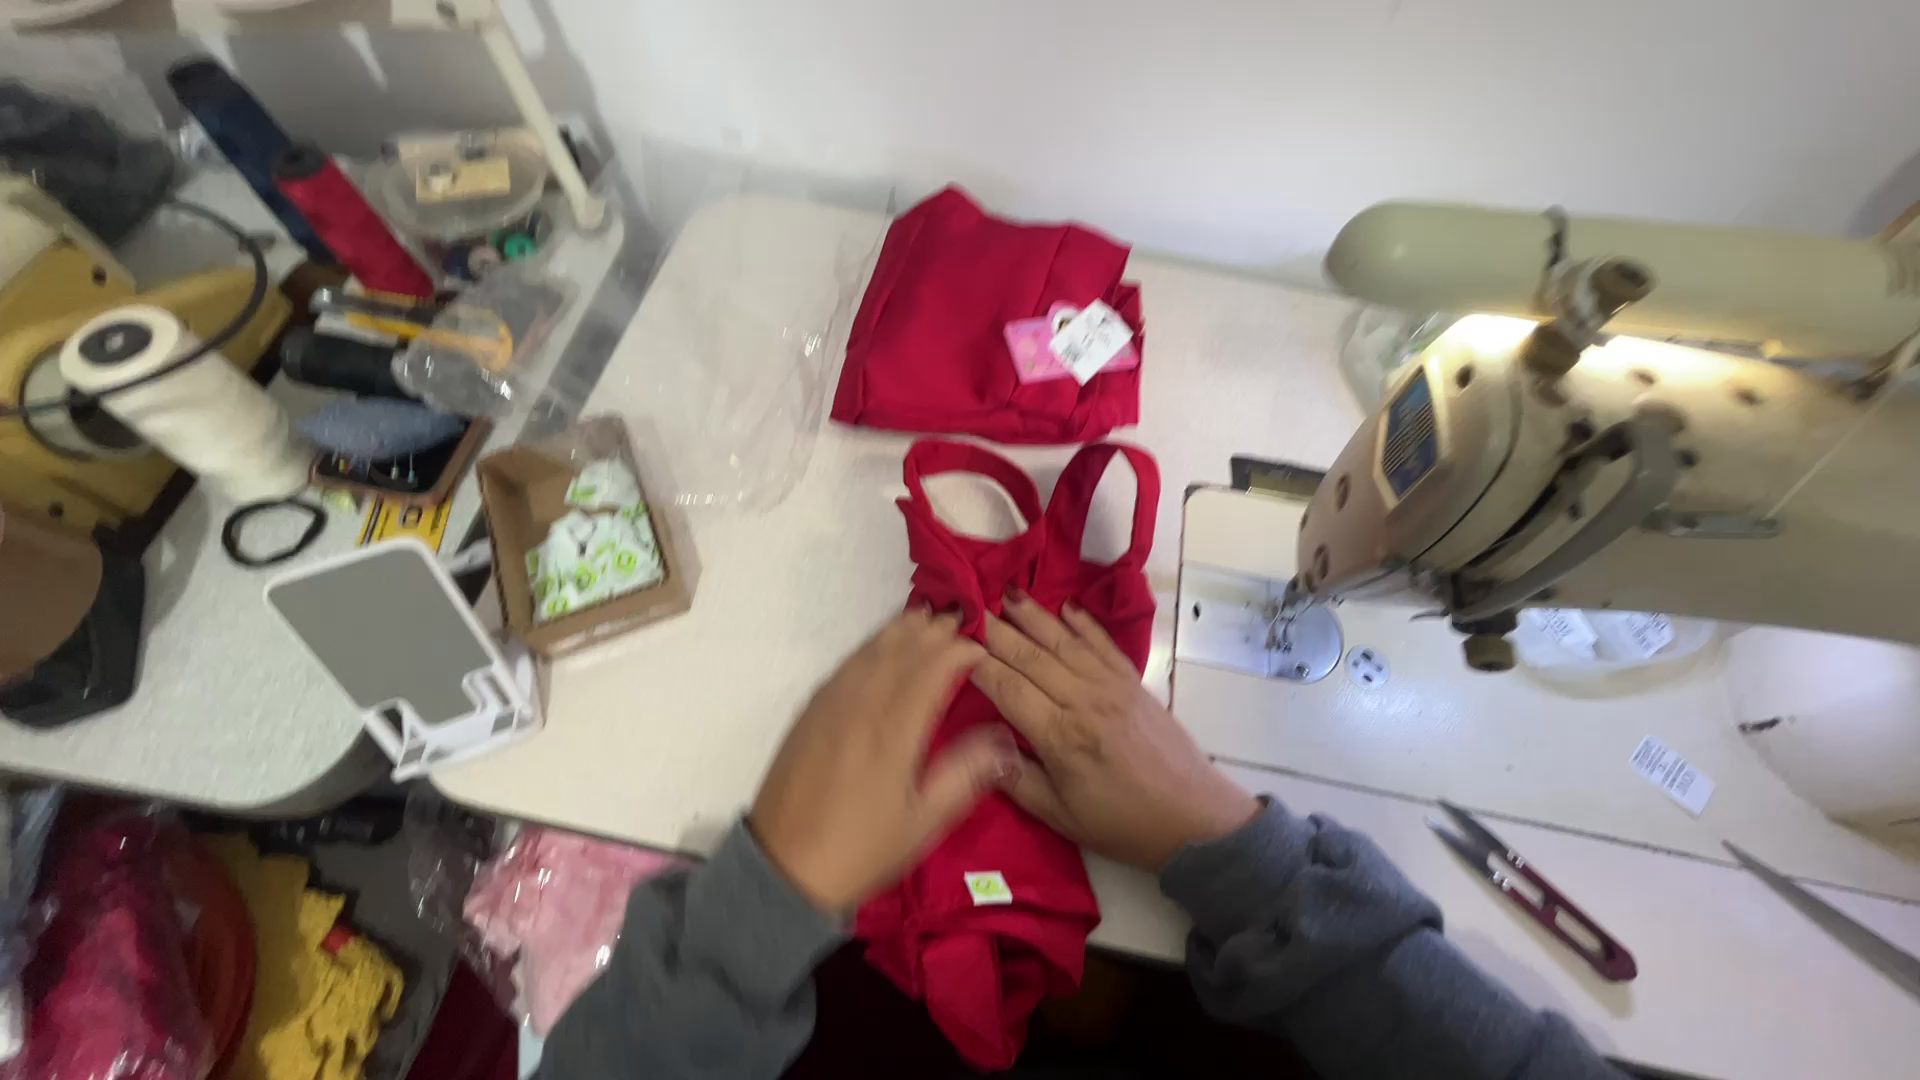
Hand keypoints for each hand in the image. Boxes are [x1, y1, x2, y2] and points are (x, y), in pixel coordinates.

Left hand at [750, 610, 1020, 915]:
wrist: (782, 868)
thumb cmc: (861, 849)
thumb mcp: (923, 823)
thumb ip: (964, 775)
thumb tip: (1004, 740)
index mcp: (894, 730)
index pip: (932, 668)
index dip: (960, 649)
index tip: (982, 647)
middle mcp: (862, 705)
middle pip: (901, 650)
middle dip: (933, 629)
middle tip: (960, 618)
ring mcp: (831, 704)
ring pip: (870, 651)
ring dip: (900, 630)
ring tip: (925, 617)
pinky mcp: (810, 711)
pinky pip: (845, 664)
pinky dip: (869, 646)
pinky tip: (880, 646)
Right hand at [970, 592, 1260, 870]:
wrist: (1194, 820)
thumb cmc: (1122, 824)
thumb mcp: (1061, 817)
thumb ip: (1017, 780)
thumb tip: (981, 747)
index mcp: (1061, 737)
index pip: (1008, 689)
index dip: (977, 664)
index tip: (952, 643)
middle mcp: (1084, 701)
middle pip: (1031, 657)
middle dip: (997, 630)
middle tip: (969, 606)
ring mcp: (1112, 687)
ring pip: (1064, 642)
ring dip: (1034, 616)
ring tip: (1008, 592)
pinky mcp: (1133, 682)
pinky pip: (1103, 644)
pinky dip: (1083, 623)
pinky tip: (1065, 606)